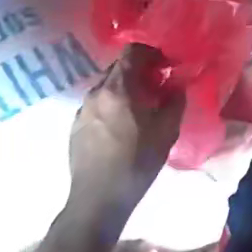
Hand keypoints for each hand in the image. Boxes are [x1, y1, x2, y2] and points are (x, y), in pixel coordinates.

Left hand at [66, 45, 184, 212]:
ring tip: (141, 108)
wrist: (98, 199)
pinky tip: (123, 126)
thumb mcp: (167, 130)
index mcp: (119, 88)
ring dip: (125, 89)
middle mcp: (96, 93)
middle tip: (158, 87)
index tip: (166, 66)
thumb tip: (176, 85)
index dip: (153, 53)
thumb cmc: (137, 161)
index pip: (133, 51)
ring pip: (107, 86)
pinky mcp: (75, 127)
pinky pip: (98, 104)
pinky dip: (112, 105)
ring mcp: (82, 110)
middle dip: (140, 71)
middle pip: (119, 67)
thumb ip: (175, 100)